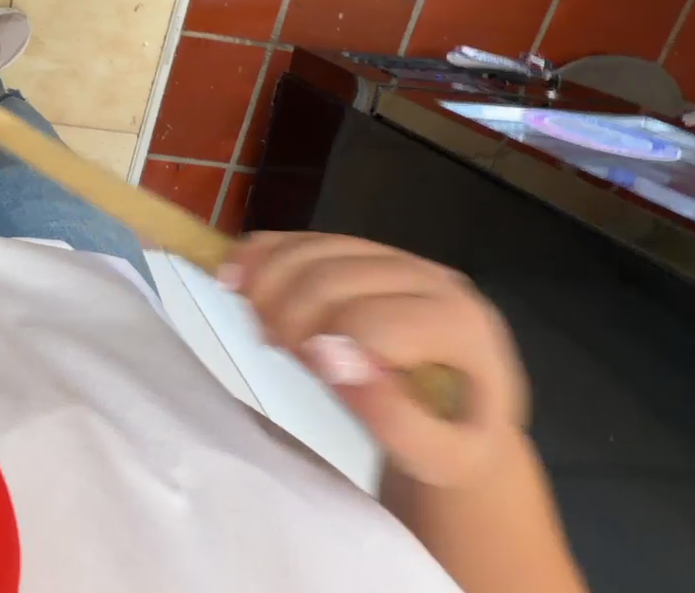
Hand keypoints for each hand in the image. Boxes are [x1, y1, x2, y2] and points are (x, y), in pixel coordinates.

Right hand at [221, 232, 528, 488]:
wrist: (462, 414)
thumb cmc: (451, 439)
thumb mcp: (436, 455)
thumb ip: (394, 419)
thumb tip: (334, 364)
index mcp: (458, 324)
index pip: (373, 320)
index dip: (327, 344)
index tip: (310, 372)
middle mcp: (427, 276)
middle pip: (331, 279)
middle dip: (288, 316)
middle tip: (276, 350)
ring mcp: (388, 255)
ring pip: (307, 251)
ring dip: (266, 287)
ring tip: (264, 327)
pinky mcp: (355, 249)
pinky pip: (295, 240)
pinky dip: (256, 255)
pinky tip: (232, 280)